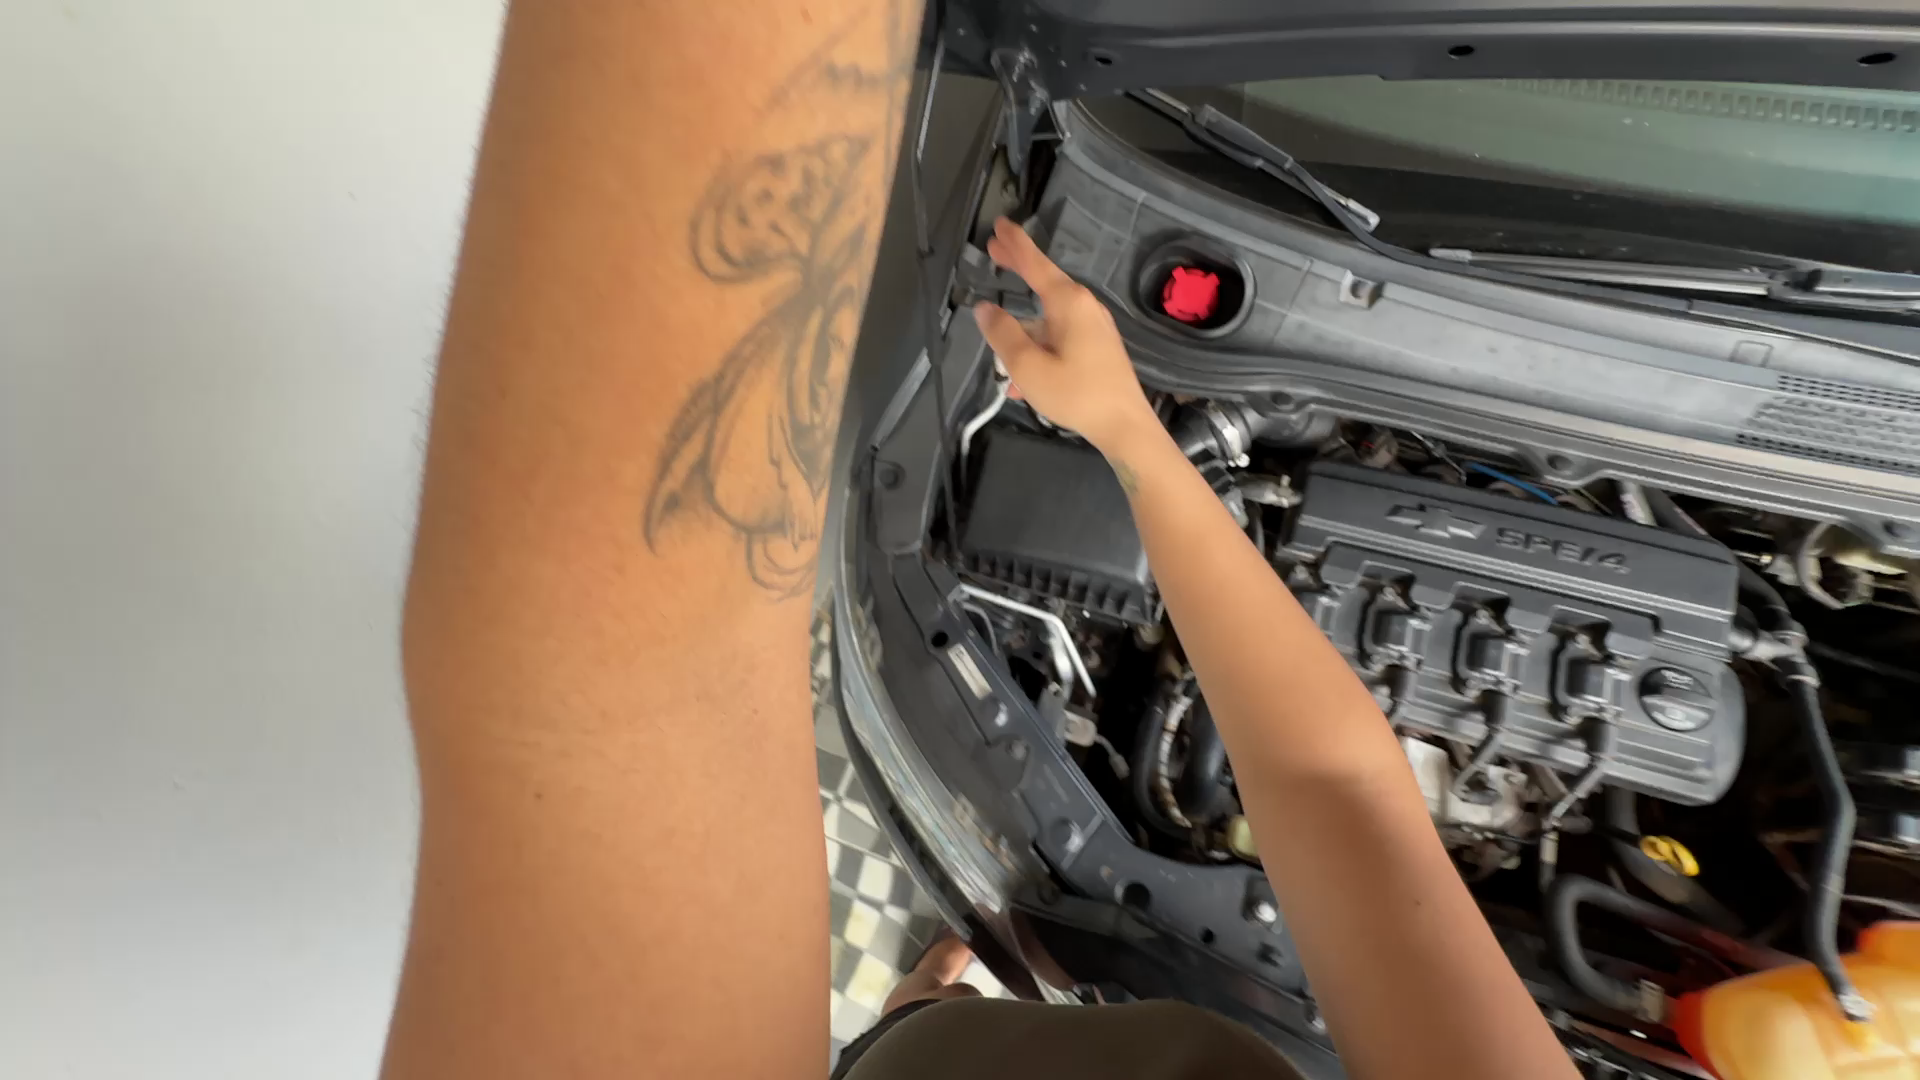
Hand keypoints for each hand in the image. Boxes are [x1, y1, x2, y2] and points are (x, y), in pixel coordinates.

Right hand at [972, 218, 1158, 455]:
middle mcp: (1084, 307)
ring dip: (1024, 337)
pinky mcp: (1098, 348)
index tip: (999, 225)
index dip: (1015, 244)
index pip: (1035, 263)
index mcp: (1068, 303)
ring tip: (1004, 366)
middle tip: (995, 252)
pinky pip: (1060, 341)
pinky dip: (1040, 352)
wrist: (1124, 425)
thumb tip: (984, 308)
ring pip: (1048, 322)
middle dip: (1018, 270)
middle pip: (1044, 283)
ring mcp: (1094, 328)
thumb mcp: (1028, 367)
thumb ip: (1003, 334)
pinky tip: (1025, 385)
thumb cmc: (1076, 394)